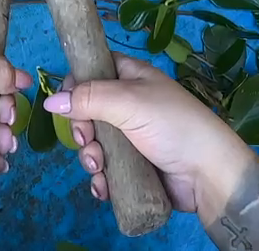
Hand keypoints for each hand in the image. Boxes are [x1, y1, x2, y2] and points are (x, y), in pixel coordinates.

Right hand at [42, 55, 256, 218]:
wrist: (207, 173)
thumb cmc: (171, 123)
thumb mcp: (129, 102)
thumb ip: (89, 98)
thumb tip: (51, 101)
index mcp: (129, 77)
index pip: (92, 71)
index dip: (75, 86)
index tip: (67, 105)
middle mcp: (127, 103)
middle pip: (87, 110)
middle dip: (82, 130)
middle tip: (89, 142)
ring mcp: (130, 136)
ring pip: (94, 142)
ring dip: (90, 157)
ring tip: (100, 169)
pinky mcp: (133, 166)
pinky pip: (106, 169)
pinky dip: (100, 178)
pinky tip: (103, 187)